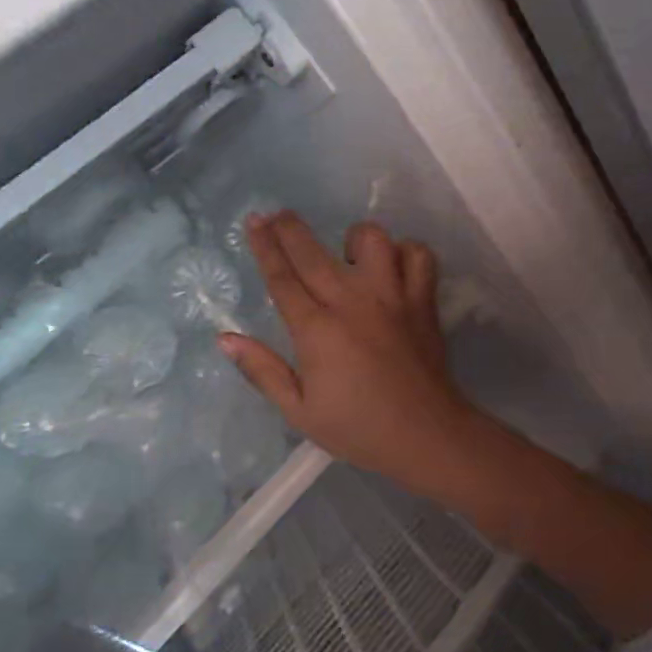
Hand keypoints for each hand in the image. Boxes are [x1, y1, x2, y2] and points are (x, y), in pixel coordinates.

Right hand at [219, 212, 476, 485]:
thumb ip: (262, 371)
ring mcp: (392, 297)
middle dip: (289, 227)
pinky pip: (418, 256)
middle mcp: (352, 302)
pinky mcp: (423, 301)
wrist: (426, 436)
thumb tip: (225, 339)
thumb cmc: (358, 429)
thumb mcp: (299, 411)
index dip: (264, 246)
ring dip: (352, 239)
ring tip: (346, 255)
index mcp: (316, 330)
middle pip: (313, 252)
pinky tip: (392, 267)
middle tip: (276, 215)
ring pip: (372, 240)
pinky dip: (404, 253)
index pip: (282, 277)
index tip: (253, 221)